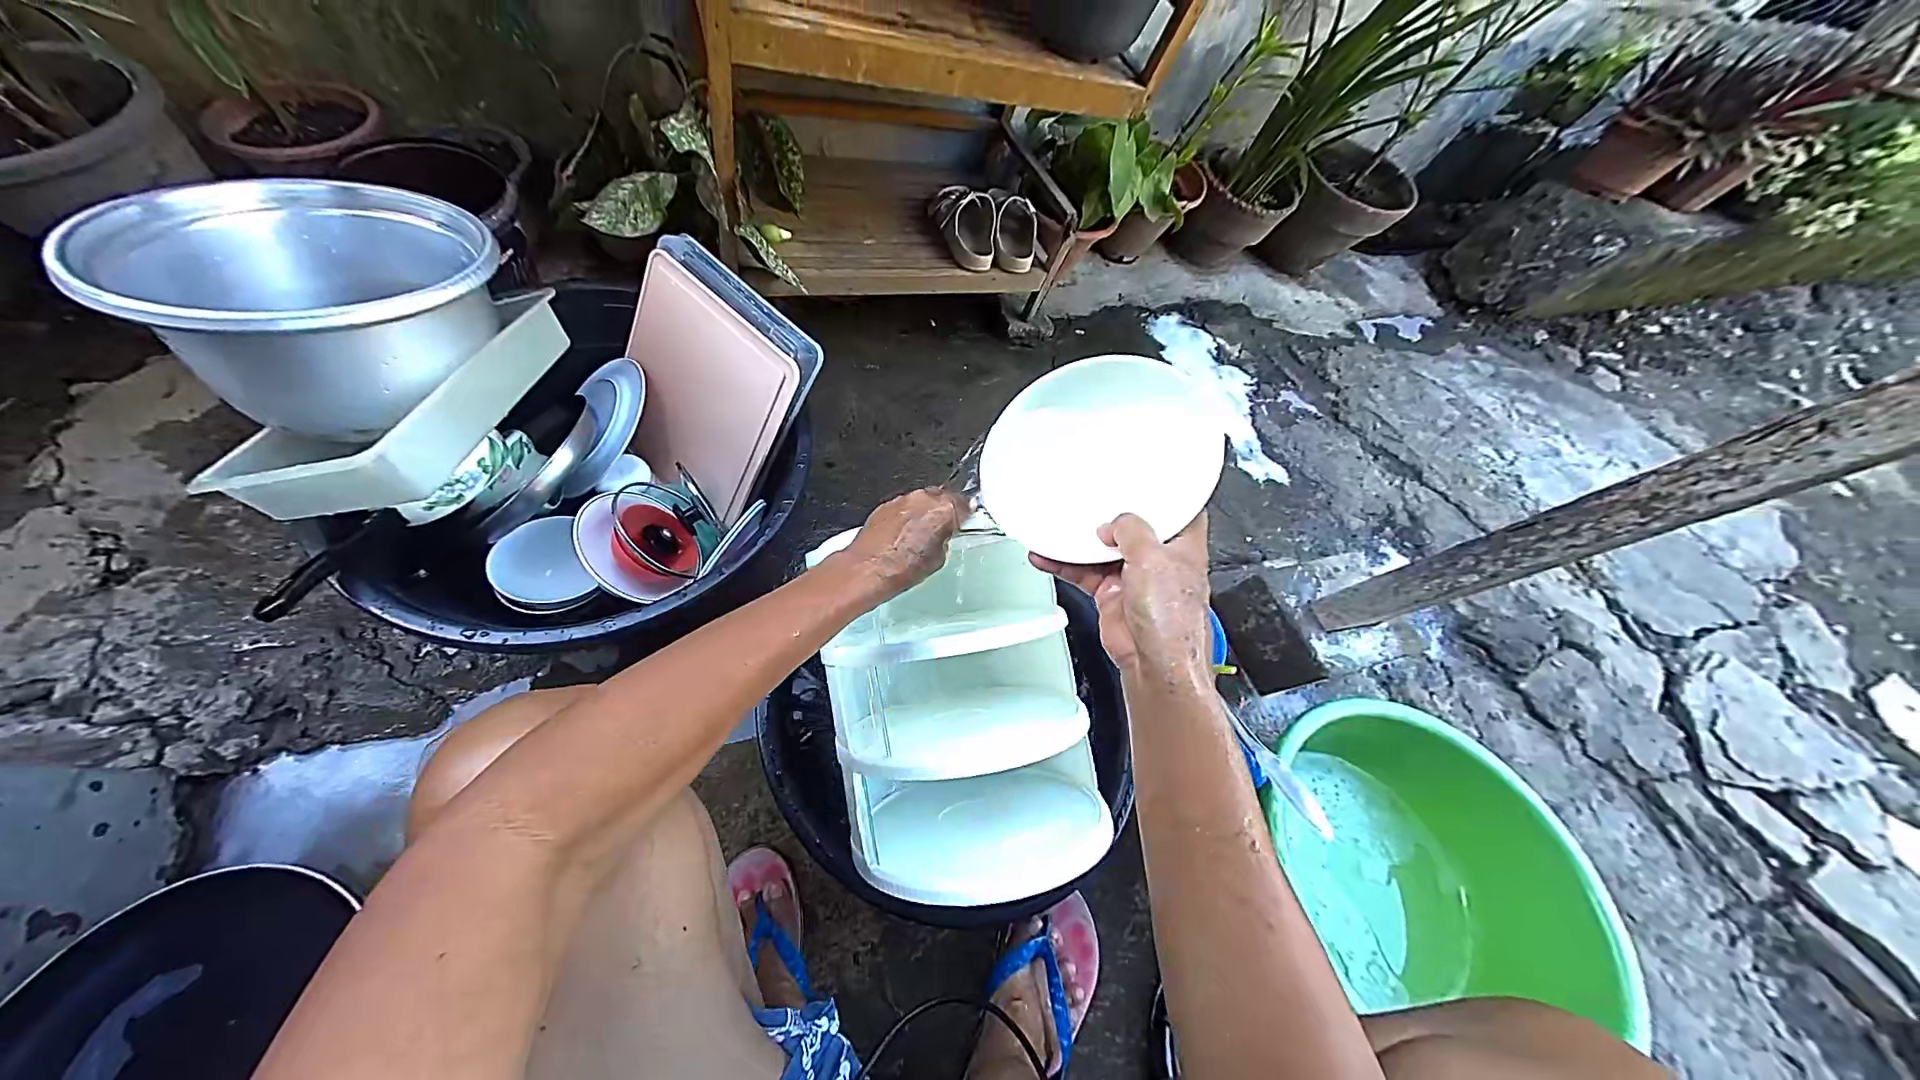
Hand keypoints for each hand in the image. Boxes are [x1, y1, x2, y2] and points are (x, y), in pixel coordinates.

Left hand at [836, 487, 970, 601]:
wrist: (868, 569)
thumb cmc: (900, 568)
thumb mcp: (938, 559)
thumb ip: (945, 539)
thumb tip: (943, 536)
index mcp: (943, 511)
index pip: (963, 504)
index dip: (965, 513)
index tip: (964, 519)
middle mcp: (923, 499)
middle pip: (941, 498)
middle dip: (943, 511)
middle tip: (941, 529)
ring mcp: (902, 500)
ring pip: (921, 501)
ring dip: (923, 513)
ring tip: (918, 535)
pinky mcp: (885, 506)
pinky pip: (902, 507)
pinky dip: (905, 516)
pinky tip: (902, 534)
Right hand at [1031, 513, 1210, 685]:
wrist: (1154, 662)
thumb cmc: (1174, 622)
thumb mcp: (1152, 558)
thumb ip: (1131, 531)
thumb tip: (1114, 524)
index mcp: (1183, 546)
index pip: (1176, 511)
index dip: (1158, 497)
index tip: (1137, 485)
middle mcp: (1160, 560)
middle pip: (1132, 529)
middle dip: (1111, 519)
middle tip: (1091, 506)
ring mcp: (1135, 577)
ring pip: (1102, 551)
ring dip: (1080, 542)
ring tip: (1057, 529)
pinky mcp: (1112, 593)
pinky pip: (1084, 572)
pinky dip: (1065, 565)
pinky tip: (1048, 557)